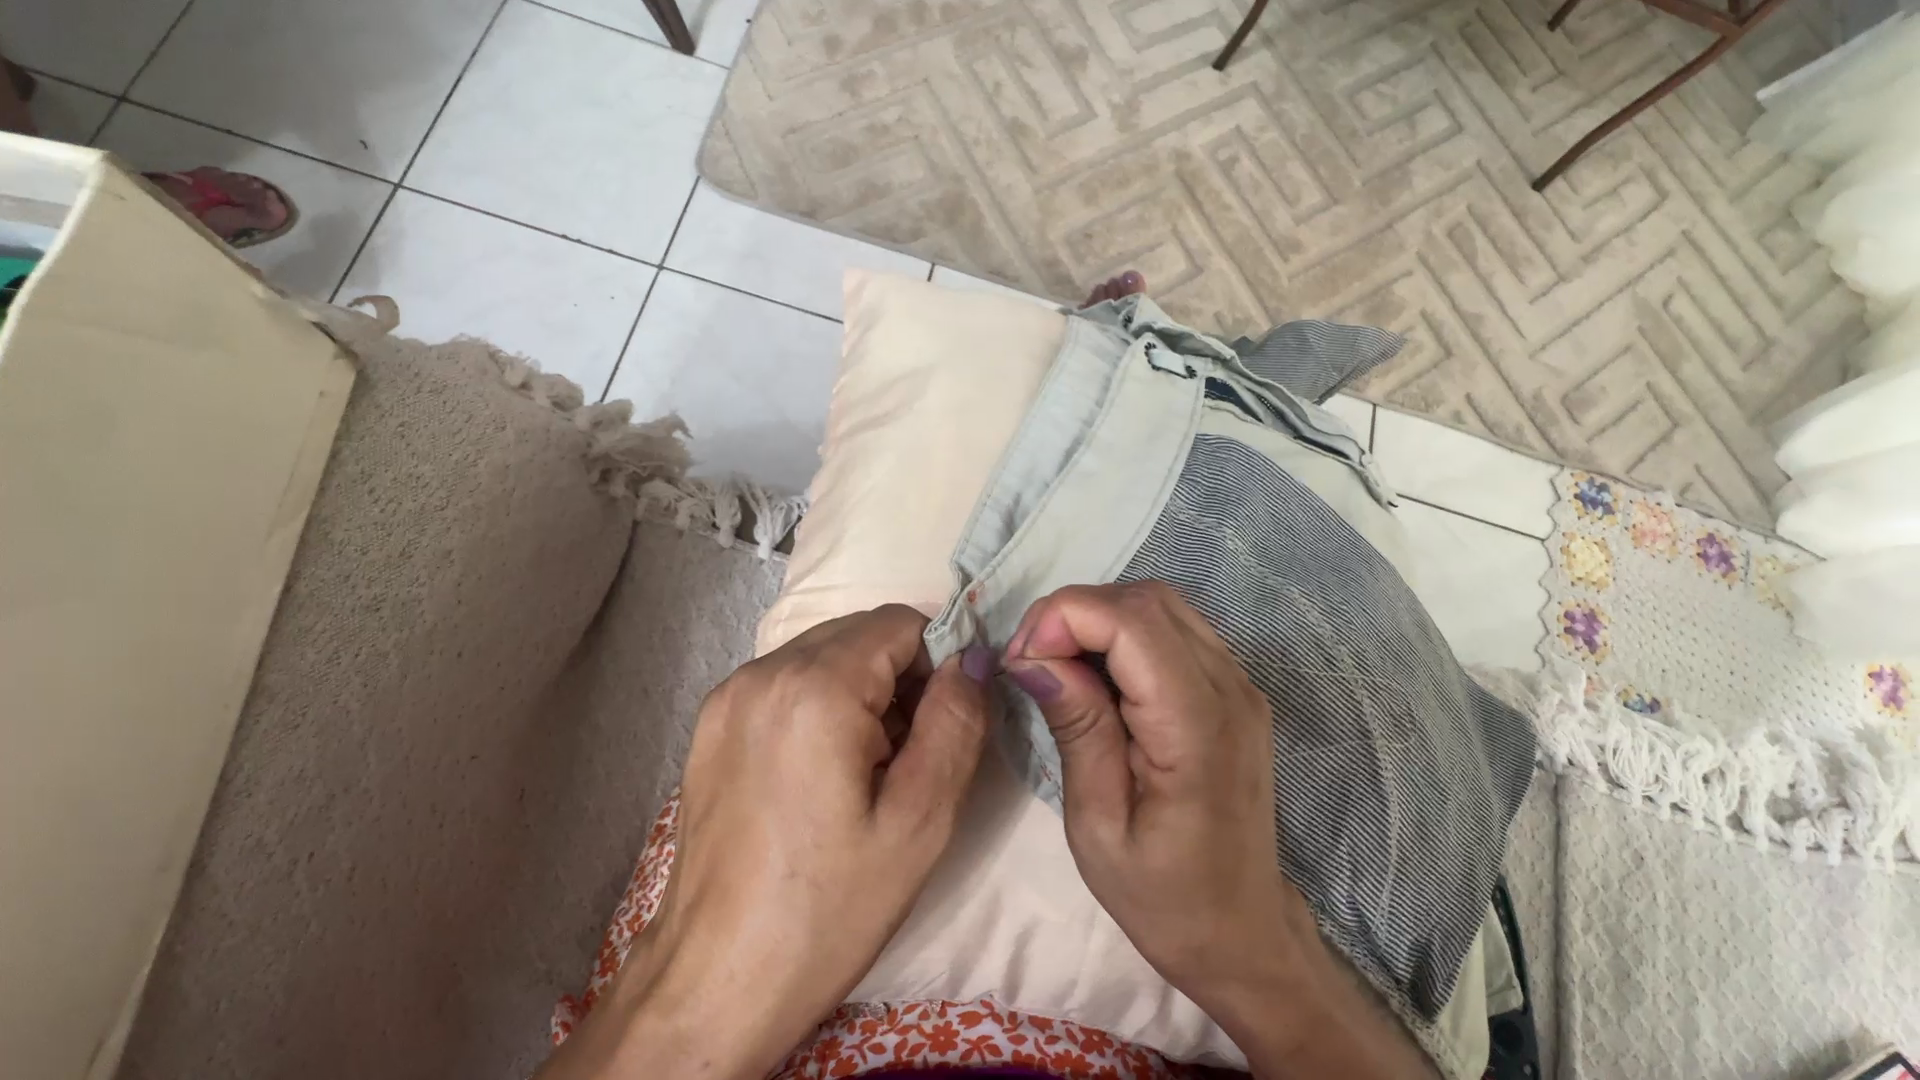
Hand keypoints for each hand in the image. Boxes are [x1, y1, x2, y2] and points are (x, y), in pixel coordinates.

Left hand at [538, 605, 992, 1079]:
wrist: (716, 978)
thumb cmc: (829, 907)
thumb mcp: (919, 820)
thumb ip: (956, 722)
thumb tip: (972, 658)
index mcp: (814, 689)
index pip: (899, 622)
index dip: (937, 660)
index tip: (947, 721)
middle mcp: (761, 672)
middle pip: (858, 634)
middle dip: (899, 675)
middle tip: (911, 754)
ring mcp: (728, 696)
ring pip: (821, 654)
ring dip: (860, 690)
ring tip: (868, 769)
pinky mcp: (710, 723)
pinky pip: (785, 682)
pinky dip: (819, 704)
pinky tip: (823, 772)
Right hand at [1004, 581, 1435, 1079]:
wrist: (1242, 932)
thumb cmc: (1163, 897)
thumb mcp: (1097, 824)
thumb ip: (1076, 727)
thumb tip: (1034, 655)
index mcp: (1197, 727)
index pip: (1132, 622)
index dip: (1066, 616)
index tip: (1020, 658)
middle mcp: (1231, 689)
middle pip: (1148, 600)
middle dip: (1076, 612)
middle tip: (1032, 661)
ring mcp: (1241, 686)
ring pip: (1162, 605)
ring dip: (1099, 619)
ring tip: (1058, 666)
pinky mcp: (1235, 692)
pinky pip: (1176, 631)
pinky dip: (1125, 634)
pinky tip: (1098, 675)